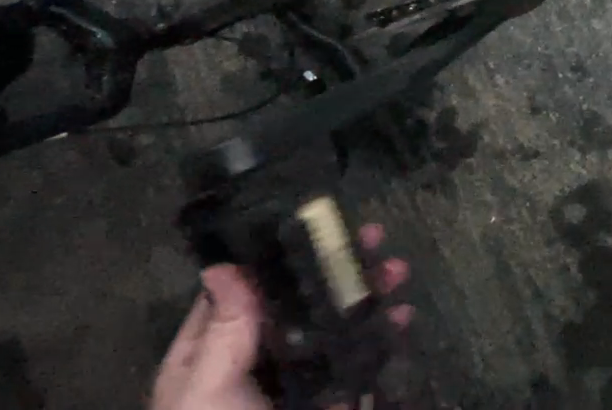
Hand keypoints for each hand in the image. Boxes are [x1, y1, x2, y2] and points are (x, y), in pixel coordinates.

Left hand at [151, 224, 411, 409]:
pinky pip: (364, 354)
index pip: (239, 295)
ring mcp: (300, 381)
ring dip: (370, 292)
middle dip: (339, 267)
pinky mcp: (339, 395)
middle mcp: (256, 364)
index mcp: (210, 360)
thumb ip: (222, 334)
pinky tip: (405, 317)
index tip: (317, 219)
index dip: (276, 256)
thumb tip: (224, 266)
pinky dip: (388, 331)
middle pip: (298, 302)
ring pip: (336, 321)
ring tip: (399, 273)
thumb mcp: (206, 393)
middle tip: (376, 236)